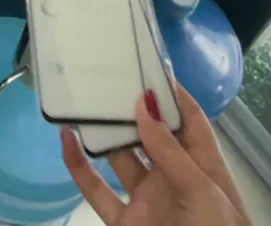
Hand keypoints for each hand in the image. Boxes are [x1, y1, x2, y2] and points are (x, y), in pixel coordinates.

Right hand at [60, 83, 250, 225]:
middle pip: (150, 132)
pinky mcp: (124, 222)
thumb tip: (142, 101)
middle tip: (104, 71)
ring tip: (81, 97)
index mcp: (204, 171)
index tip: (145, 61)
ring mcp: (147, 201)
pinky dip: (78, 165)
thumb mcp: (204, 196)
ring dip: (102, 130)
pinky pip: (96, 189)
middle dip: (130, 104)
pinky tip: (66, 139)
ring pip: (119, 156)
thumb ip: (170, 152)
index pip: (190, 121)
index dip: (172, 92)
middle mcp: (174, 180)